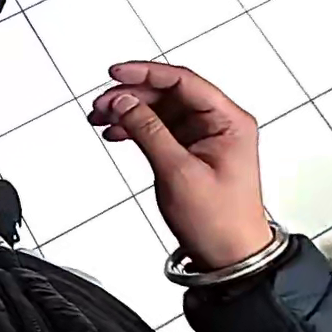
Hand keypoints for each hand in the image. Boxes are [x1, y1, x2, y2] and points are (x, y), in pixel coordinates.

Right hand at [88, 62, 269, 268]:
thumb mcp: (179, 172)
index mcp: (229, 121)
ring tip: (102, 118)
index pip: (183, 81)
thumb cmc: (220, 222)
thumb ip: (148, 131)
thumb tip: (125, 101)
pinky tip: (116, 132)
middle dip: (131, 95)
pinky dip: (134, 127)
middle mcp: (218, 124)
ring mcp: (203, 136)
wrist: (229, 258)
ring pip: (159, 109)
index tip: (117, 73)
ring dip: (128, 111)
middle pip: (168, 93)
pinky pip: (157, 127)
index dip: (146, 73)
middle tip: (102, 103)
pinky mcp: (189, 149)